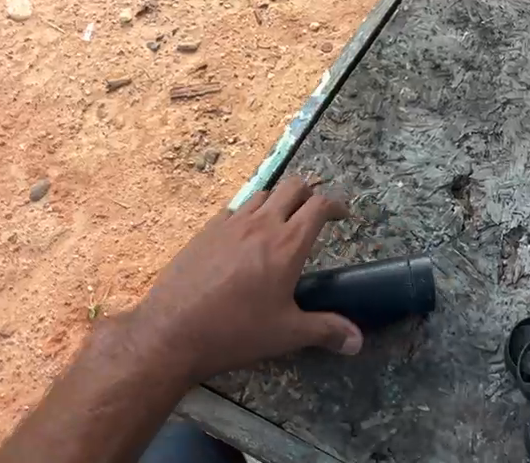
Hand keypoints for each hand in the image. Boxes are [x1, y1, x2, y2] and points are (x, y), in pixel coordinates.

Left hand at [130, 176, 362, 379]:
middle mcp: (264, 223)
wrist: (171, 332)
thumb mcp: (286, 334)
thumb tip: (358, 341)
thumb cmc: (235, 332)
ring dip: (278, 201)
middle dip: (309, 194)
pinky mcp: (207, 230)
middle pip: (294, 186)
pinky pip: (235, 209)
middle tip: (312, 214)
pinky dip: (248, 214)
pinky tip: (243, 236)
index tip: (342, 215)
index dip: (335, 205)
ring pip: (264, 193)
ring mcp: (233, 223)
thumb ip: (325, 330)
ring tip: (279, 222)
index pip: (320, 205)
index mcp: (288, 243)